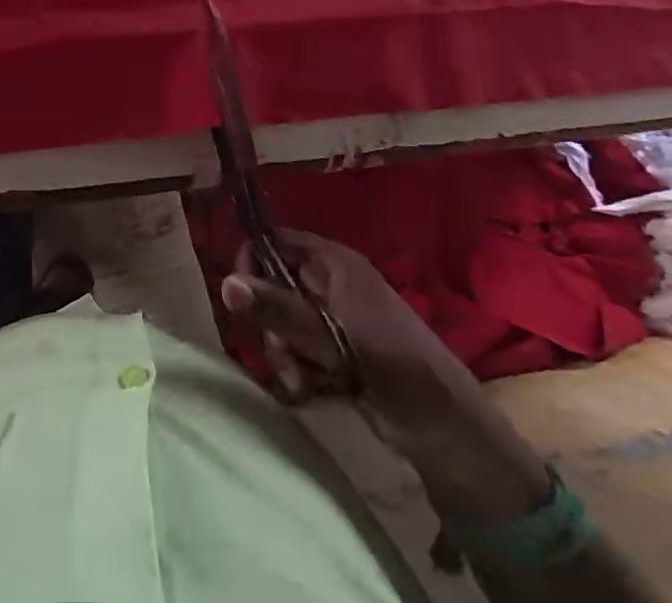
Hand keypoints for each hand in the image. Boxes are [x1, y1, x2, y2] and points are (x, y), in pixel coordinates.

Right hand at [222, 228, 550, 521]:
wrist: (446, 431)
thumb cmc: (393, 367)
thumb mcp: (331, 337)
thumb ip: (278, 310)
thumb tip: (225, 283)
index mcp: (335, 263)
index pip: (275, 241)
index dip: (252, 263)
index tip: (243, 298)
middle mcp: (330, 284)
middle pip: (271, 286)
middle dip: (269, 324)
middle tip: (282, 354)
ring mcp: (332, 318)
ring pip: (279, 323)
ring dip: (281, 355)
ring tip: (301, 381)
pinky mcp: (333, 351)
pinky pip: (294, 350)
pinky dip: (295, 370)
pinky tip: (309, 390)